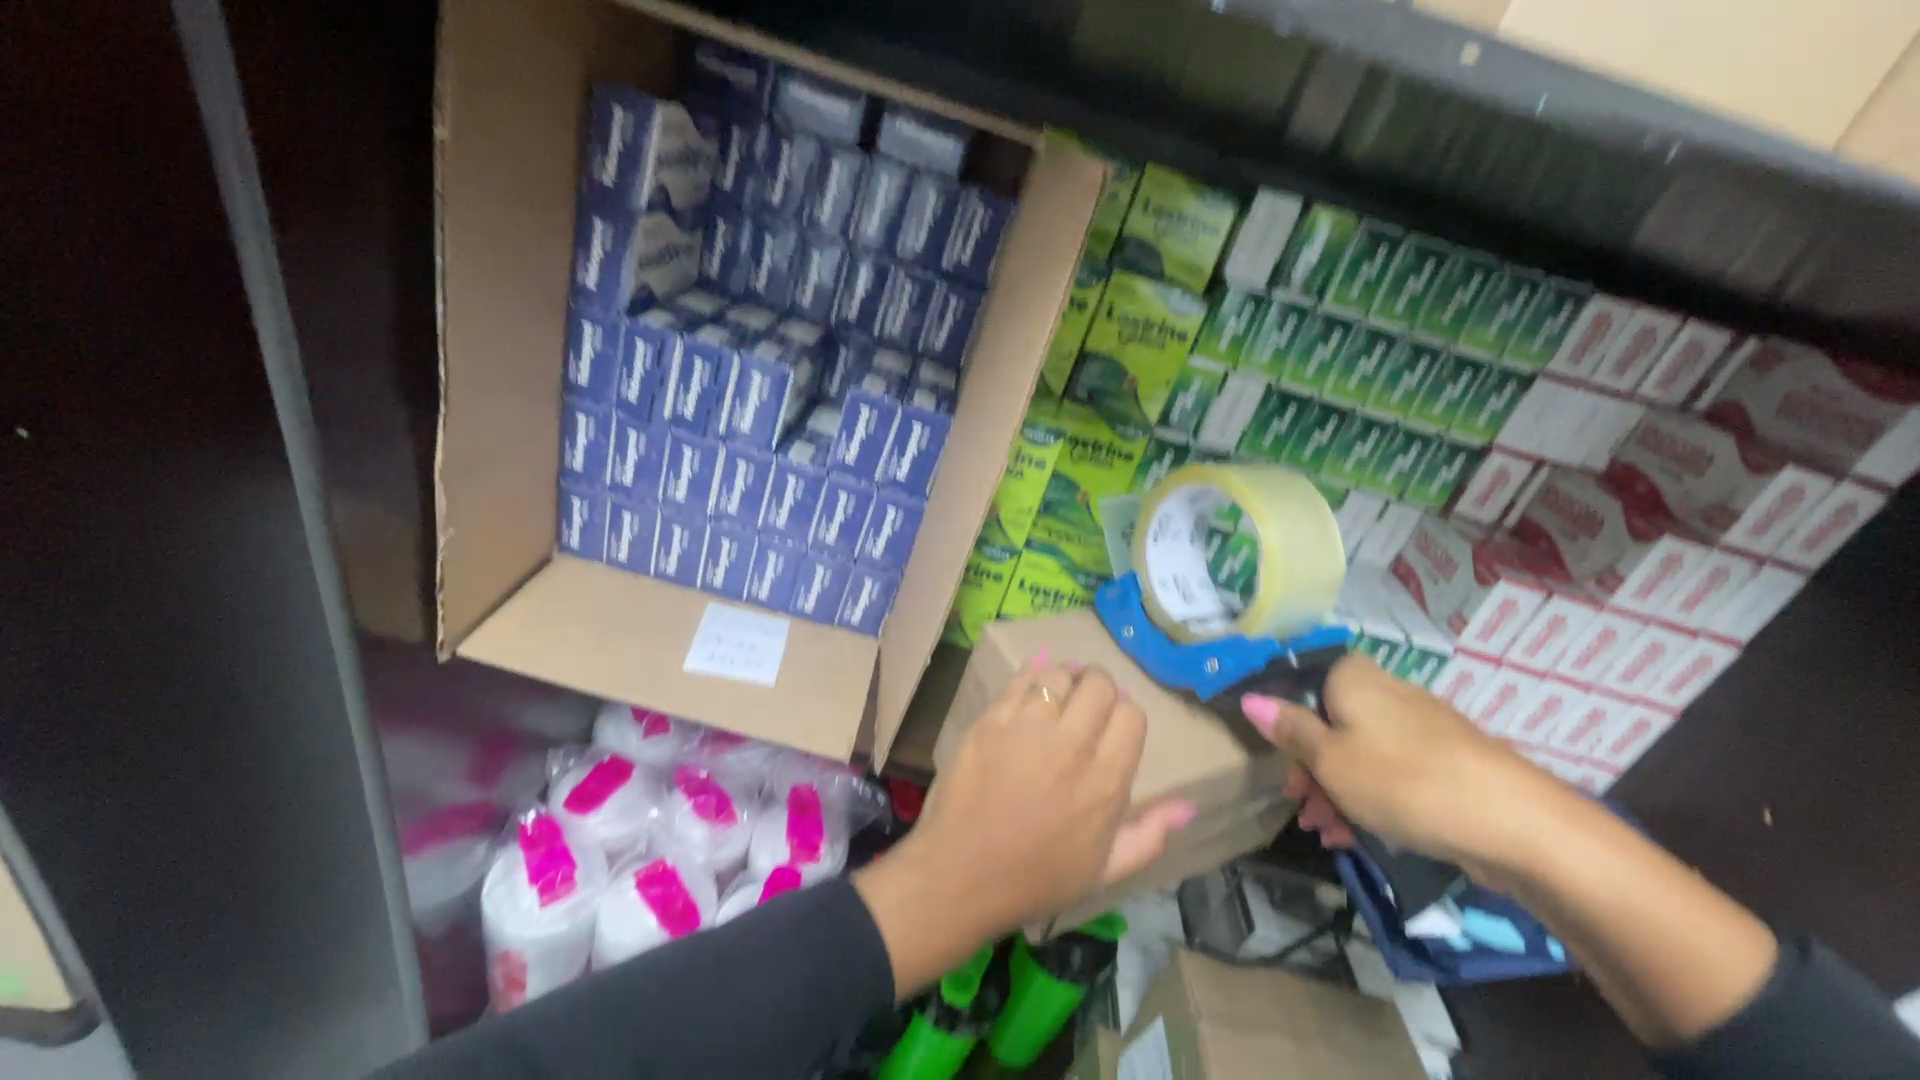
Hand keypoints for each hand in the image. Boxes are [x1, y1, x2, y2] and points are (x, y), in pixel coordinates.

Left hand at [855, 653, 1194, 994]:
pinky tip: (1037, 674)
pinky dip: (1033, 672)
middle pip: (1099, 686)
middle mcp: (1070, 746)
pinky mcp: (989, 722)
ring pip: (1059, 674)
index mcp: (1105, 783)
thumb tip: (1189, 805)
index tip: (1115, 725)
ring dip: (1067, 677)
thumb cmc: (1035, 880)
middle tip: (1090, 702)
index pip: (1132, 716)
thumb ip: (1149, 835)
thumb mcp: (1104, 871)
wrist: (959, 877)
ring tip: (1062, 691)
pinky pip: (1019, 680)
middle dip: (1101, 688)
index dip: (1127, 714)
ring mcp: (1026, 729)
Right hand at [1242, 655, 1574, 880]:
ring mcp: (1419, 726)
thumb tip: (1250, 697)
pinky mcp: (1443, 761)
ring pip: (1359, 752)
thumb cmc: (1402, 781)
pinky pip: (1390, 772)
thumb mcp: (1329, 759)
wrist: (1513, 822)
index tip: (1275, 759)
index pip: (1301, 681)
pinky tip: (1358, 835)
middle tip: (1302, 807)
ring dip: (1336, 791)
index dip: (1281, 719)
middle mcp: (1385, 691)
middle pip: (1329, 722)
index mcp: (1354, 678)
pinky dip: (1370, 798)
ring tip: (1327, 832)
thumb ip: (1289, 729)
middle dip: (1310, 767)